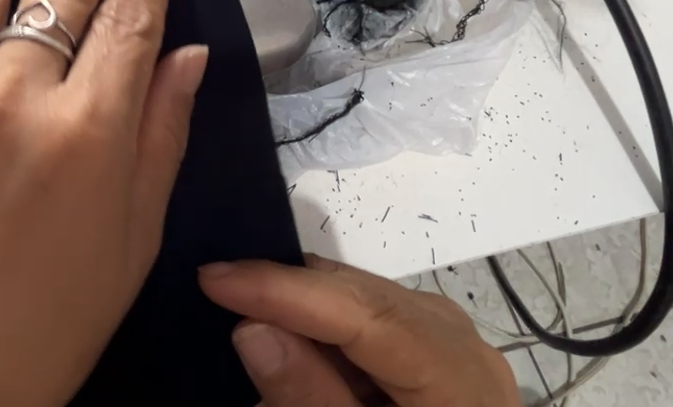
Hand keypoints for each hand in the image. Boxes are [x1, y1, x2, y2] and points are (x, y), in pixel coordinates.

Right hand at [200, 255, 519, 406]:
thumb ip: (311, 401)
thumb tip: (251, 328)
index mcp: (459, 378)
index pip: (362, 310)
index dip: (283, 288)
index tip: (212, 277)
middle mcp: (461, 345)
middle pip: (359, 295)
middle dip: (285, 290)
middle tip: (215, 286)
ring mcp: (451, 346)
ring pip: (358, 300)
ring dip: (300, 308)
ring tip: (242, 308)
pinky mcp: (435, 356)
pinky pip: (368, 322)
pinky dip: (324, 331)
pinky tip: (291, 342)